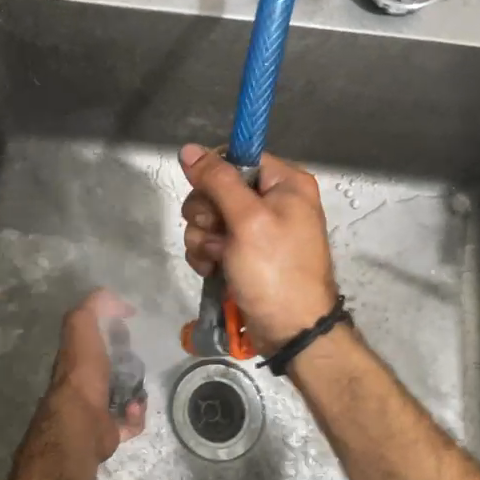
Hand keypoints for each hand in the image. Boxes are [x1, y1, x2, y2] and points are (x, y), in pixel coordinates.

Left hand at [47, 289, 146, 460]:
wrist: (81, 420)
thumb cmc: (82, 370)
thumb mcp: (81, 325)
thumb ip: (92, 306)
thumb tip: (111, 296)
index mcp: (77, 355)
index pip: (95, 336)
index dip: (112, 326)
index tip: (130, 322)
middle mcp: (85, 380)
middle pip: (111, 366)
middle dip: (128, 361)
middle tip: (137, 359)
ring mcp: (96, 407)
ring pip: (124, 394)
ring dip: (136, 390)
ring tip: (139, 388)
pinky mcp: (110, 430)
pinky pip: (132, 421)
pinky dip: (137, 415)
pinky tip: (135, 408)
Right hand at [179, 145, 338, 353]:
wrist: (291, 331)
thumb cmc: (275, 270)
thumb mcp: (247, 220)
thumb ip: (217, 181)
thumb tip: (188, 149)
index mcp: (286, 182)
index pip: (236, 157)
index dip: (214, 176)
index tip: (210, 199)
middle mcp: (274, 200)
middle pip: (217, 187)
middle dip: (207, 213)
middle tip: (217, 234)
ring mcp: (258, 228)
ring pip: (209, 215)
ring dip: (203, 237)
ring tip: (216, 258)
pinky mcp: (244, 252)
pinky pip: (212, 240)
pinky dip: (206, 254)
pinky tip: (212, 270)